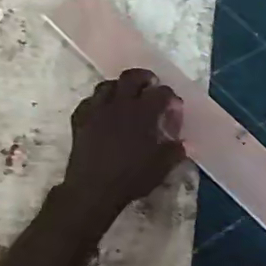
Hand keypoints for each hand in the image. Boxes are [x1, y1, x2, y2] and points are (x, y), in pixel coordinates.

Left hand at [61, 69, 185, 212]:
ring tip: (126, 97)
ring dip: (120, 87)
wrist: (93, 189)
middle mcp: (120, 104)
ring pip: (108, 85)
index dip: (171, 97)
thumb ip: (175, 151)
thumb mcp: (161, 167)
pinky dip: (99, 102)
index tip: (174, 106)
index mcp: (143, 113)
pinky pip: (89, 101)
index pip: (161, 93)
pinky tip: (103, 112)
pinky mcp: (80, 118)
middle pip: (132, 77)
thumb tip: (185, 143)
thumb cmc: (131, 177)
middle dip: (145, 78)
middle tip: (151, 86)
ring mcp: (97, 109)